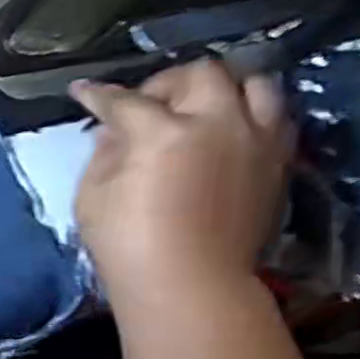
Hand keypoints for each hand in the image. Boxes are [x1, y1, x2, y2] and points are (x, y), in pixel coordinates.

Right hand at [69, 59, 292, 311]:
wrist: (188, 285)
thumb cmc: (126, 245)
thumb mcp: (91, 199)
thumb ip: (102, 157)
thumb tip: (112, 134)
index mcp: (164, 133)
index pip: (125, 102)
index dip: (99, 96)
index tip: (82, 91)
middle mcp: (218, 123)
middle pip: (200, 74)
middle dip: (166, 83)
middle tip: (145, 105)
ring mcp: (256, 139)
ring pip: (253, 83)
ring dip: (221, 89)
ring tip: (199, 110)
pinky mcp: (277, 160)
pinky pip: (273, 116)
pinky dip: (248, 114)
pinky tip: (228, 133)